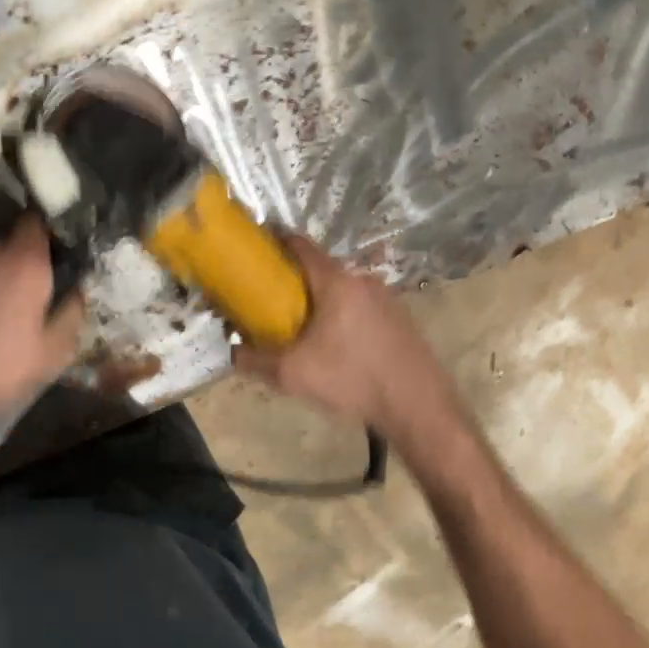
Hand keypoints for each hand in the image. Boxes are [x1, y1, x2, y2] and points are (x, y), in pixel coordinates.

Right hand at [232, 235, 459, 439]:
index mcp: (336, 282)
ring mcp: (387, 298)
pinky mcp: (402, 319)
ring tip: (304, 329)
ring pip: (343, 291)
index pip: (301, 245)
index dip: (276, 242)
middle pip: (321, 270)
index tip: (256, 249)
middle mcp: (363, 280)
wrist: (418, 406)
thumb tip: (231, 352)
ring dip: (322, 302)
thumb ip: (254, 360)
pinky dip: (345, 317)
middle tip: (273, 302)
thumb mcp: (291, 374)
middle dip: (295, 281)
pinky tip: (339, 347)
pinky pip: (363, 308)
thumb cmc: (351, 378)